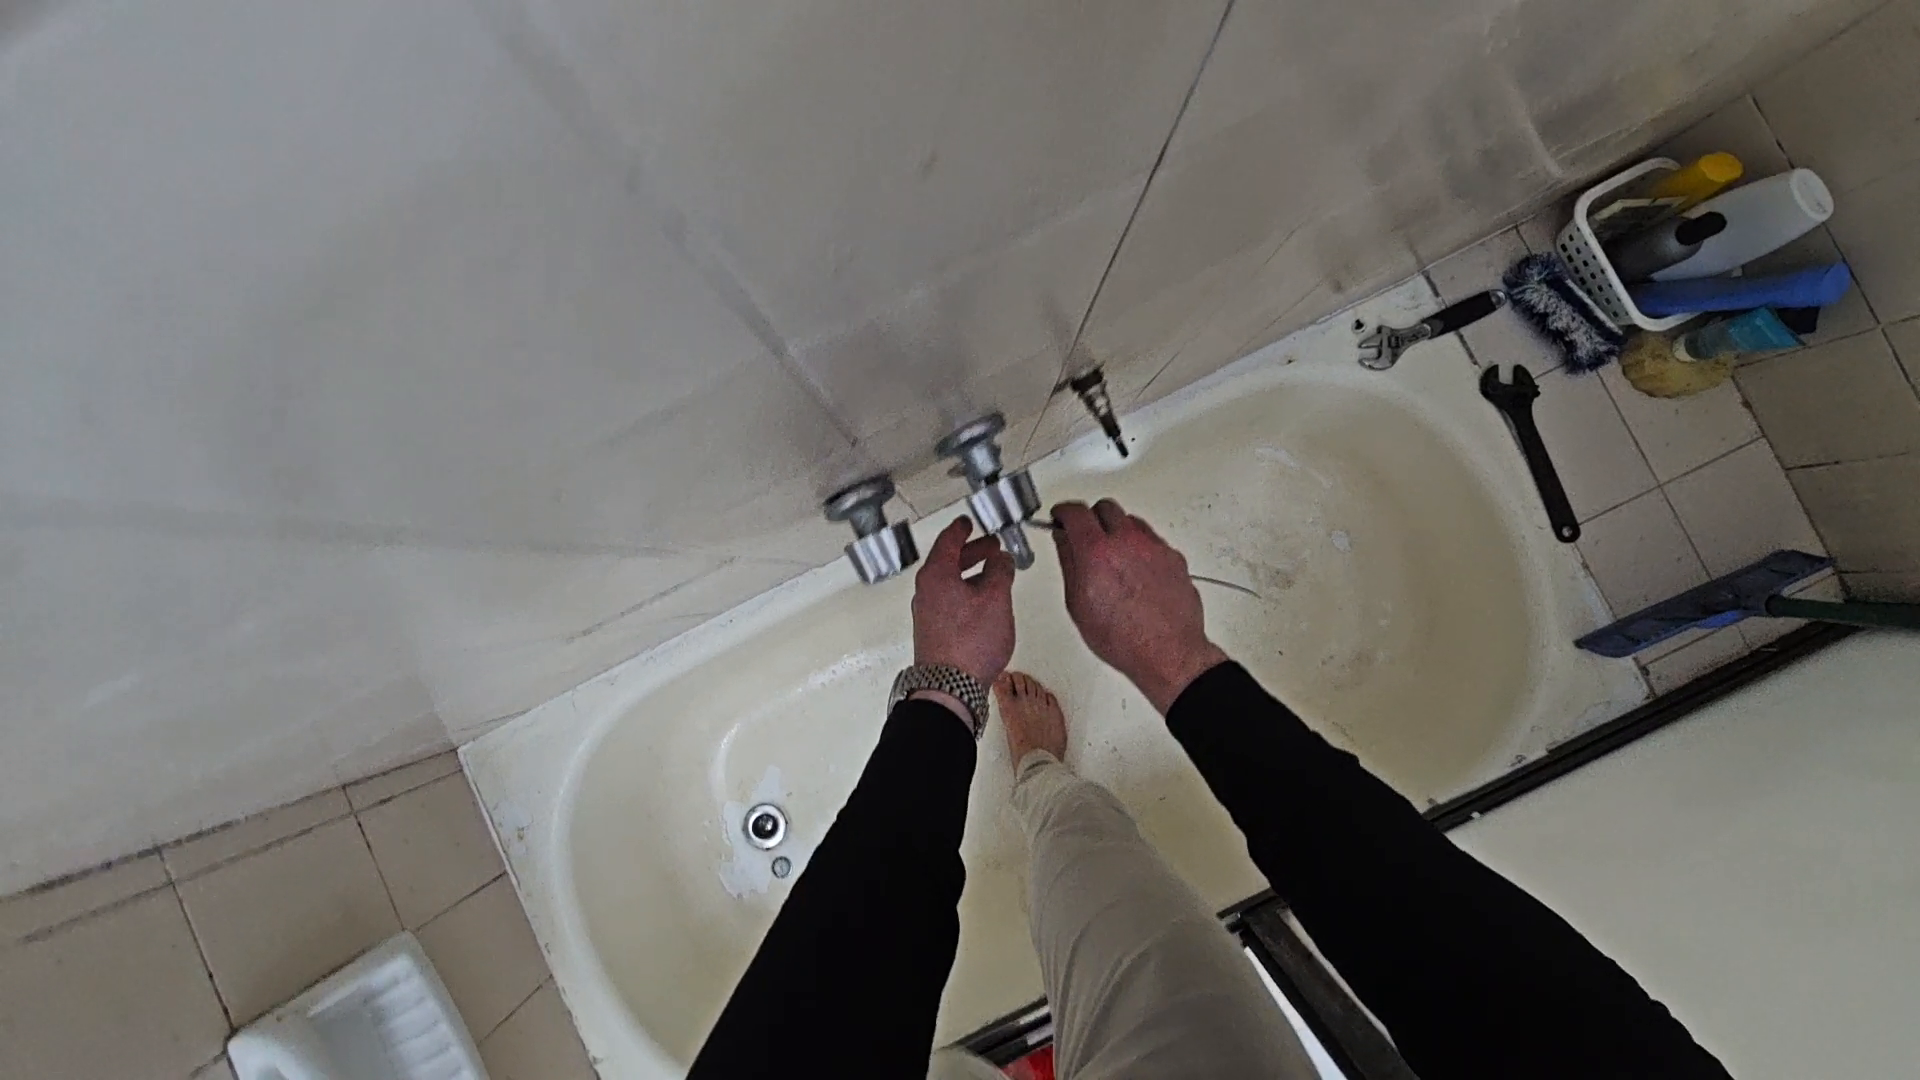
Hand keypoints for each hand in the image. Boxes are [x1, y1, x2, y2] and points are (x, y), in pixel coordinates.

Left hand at [911, 517, 1016, 687]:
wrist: (950, 687)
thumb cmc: (969, 644)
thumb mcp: (995, 599)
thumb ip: (1000, 572)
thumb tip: (1001, 559)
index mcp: (936, 575)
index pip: (948, 541)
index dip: (962, 529)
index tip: (968, 523)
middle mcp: (926, 592)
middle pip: (948, 561)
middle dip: (971, 552)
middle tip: (990, 546)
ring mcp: (927, 613)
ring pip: (949, 583)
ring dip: (971, 574)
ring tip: (994, 574)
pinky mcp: (934, 632)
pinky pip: (949, 602)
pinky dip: (966, 593)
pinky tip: (984, 604)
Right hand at [1050, 499, 1228, 713]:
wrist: (1167, 653)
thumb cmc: (1124, 638)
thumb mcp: (1078, 604)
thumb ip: (1069, 563)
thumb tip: (1064, 541)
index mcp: (1097, 552)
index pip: (1075, 512)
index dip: (1063, 512)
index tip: (1061, 517)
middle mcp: (1127, 542)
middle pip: (1105, 507)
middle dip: (1091, 516)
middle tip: (1084, 532)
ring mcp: (1154, 547)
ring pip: (1131, 521)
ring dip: (1116, 530)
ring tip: (1111, 554)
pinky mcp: (1173, 557)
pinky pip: (1151, 539)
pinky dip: (1139, 546)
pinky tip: (1134, 568)